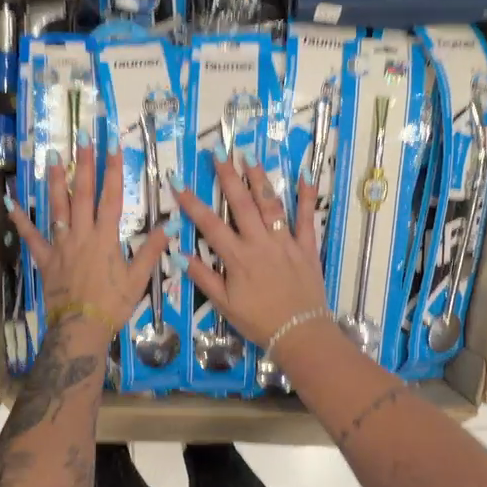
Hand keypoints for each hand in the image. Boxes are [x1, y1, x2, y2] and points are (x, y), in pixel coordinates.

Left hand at [7, 137, 167, 336]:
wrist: (81, 328)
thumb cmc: (112, 305)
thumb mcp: (138, 279)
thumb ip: (151, 250)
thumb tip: (168, 225)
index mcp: (106, 238)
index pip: (111, 197)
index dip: (113, 170)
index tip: (112, 146)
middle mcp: (81, 234)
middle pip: (82, 194)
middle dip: (84, 164)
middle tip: (82, 138)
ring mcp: (60, 245)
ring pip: (57, 208)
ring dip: (55, 181)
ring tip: (53, 156)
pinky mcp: (45, 259)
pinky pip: (31, 237)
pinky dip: (20, 220)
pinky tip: (10, 202)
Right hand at [171, 154, 330, 348]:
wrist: (300, 333)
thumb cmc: (258, 321)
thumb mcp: (224, 305)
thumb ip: (204, 277)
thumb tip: (179, 254)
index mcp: (237, 258)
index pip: (209, 225)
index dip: (192, 203)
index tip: (179, 182)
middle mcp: (259, 243)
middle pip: (241, 204)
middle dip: (228, 177)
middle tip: (219, 153)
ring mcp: (285, 242)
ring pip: (271, 205)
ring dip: (260, 179)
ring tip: (249, 157)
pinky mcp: (306, 247)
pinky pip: (307, 218)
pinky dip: (306, 197)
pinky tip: (304, 175)